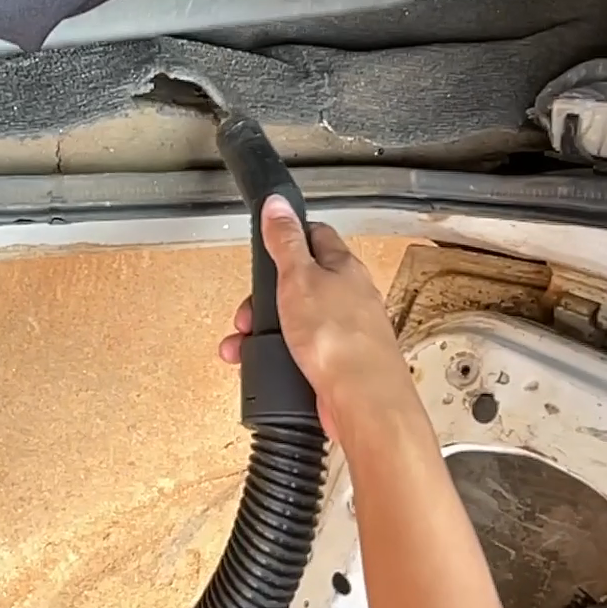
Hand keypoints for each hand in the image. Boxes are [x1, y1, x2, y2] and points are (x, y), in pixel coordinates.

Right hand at [219, 195, 400, 438]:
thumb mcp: (298, 278)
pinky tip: (261, 365)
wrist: (363, 403)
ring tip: (243, 342)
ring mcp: (343, 331)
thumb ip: (285, 241)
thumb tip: (278, 205)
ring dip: (264, 330)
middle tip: (249, 310)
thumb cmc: (339, 339)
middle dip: (265, 296)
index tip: (266, 243)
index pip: (315, 235)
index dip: (287, 236)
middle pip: (298, 282)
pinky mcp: (335, 363)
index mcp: (343, 267)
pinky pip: (297, 351)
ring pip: (294, 319)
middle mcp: (348, 297)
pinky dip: (275, 355)